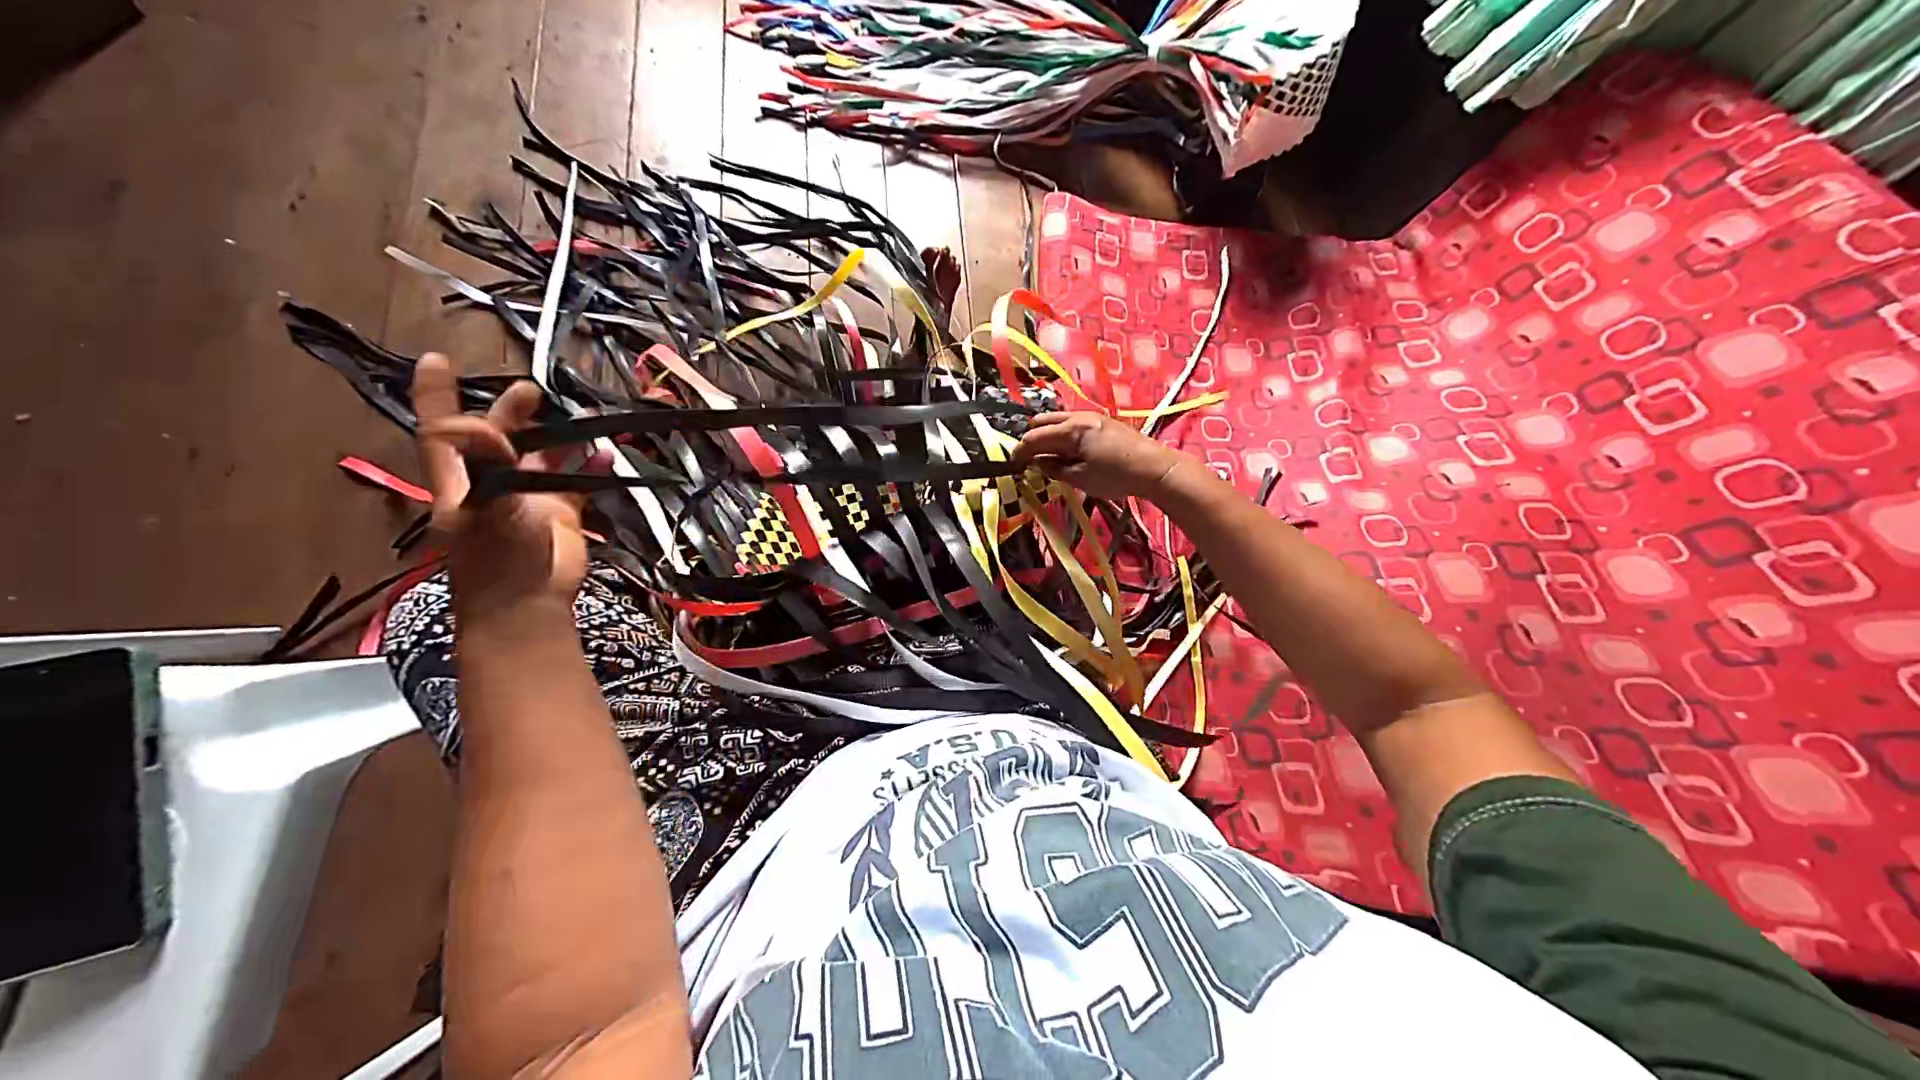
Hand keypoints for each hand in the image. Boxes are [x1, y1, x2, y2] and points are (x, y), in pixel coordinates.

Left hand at [413, 353, 590, 618]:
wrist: (526, 609)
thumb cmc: (496, 563)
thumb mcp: (484, 508)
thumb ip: (485, 465)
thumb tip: (476, 424)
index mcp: (461, 481)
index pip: (442, 430)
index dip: (436, 395)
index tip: (436, 360)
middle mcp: (494, 484)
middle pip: (500, 437)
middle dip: (511, 412)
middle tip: (531, 391)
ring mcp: (529, 500)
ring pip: (543, 458)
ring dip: (560, 437)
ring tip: (582, 416)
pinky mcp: (561, 516)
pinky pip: (577, 484)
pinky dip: (592, 469)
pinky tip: (606, 456)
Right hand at [1011, 411, 1197, 501]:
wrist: (1155, 468)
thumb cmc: (1116, 476)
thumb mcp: (1080, 478)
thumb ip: (1055, 469)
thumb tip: (1037, 464)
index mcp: (1070, 430)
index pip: (1034, 438)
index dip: (1020, 452)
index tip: (1013, 465)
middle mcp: (1078, 417)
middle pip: (1043, 422)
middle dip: (1031, 439)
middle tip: (1029, 460)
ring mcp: (1092, 416)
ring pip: (1058, 420)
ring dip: (1047, 434)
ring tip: (1047, 456)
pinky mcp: (1103, 422)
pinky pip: (1072, 422)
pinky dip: (1062, 433)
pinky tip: (1067, 451)